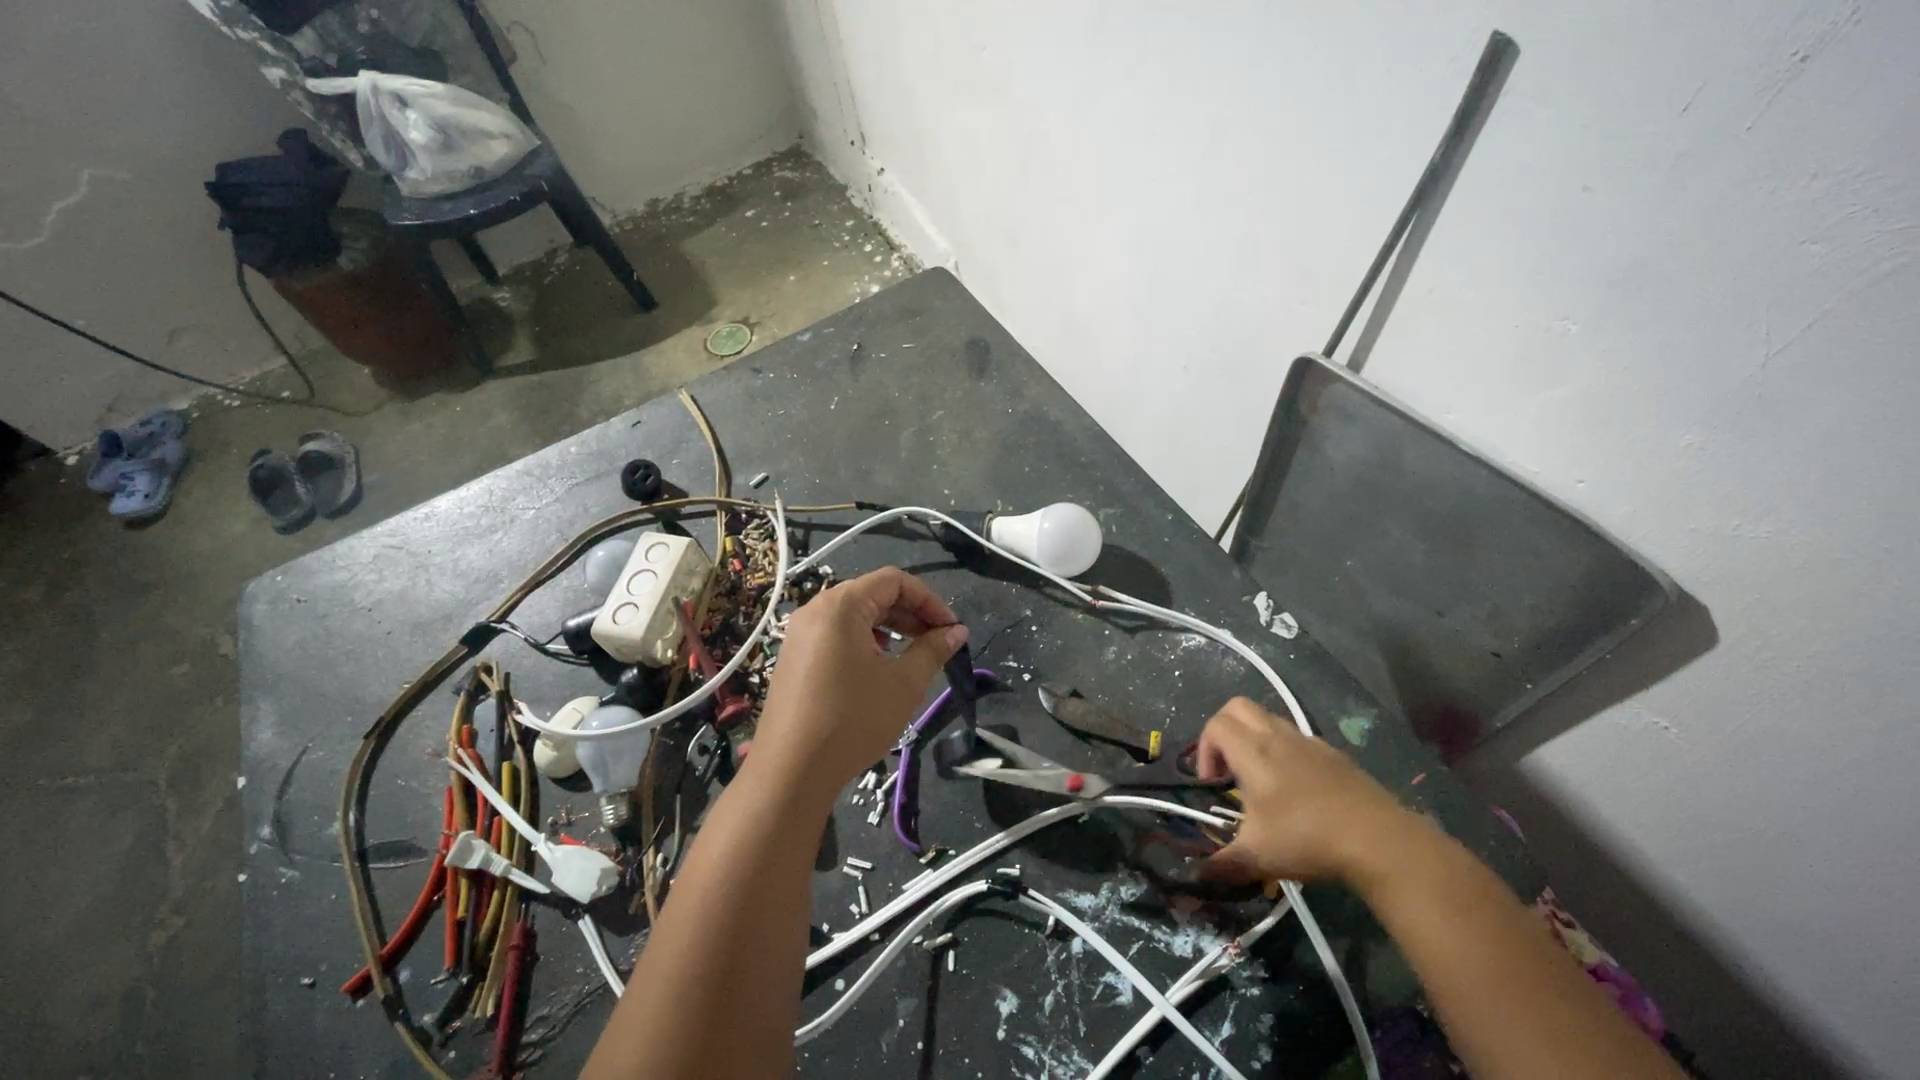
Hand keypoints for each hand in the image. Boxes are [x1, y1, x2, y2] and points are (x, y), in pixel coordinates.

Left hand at [753, 567, 967, 791]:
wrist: (792, 770)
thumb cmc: (854, 720)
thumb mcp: (903, 683)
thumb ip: (932, 650)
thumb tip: (957, 632)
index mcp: (841, 606)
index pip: (893, 580)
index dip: (929, 600)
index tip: (951, 629)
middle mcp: (815, 610)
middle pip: (872, 594)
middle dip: (910, 614)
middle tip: (937, 642)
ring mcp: (799, 634)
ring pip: (853, 615)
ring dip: (888, 628)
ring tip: (912, 655)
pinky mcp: (793, 658)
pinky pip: (835, 634)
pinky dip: (863, 641)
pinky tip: (878, 669)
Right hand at [1195, 698, 1423, 887]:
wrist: (1378, 840)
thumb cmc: (1307, 839)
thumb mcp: (1257, 857)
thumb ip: (1222, 864)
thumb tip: (1198, 876)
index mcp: (1254, 753)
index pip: (1215, 725)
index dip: (1204, 750)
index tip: (1213, 784)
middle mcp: (1279, 737)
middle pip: (1238, 707)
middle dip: (1223, 732)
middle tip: (1228, 770)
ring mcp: (1310, 742)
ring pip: (1270, 719)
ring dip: (1254, 739)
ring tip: (1261, 781)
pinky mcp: (1335, 754)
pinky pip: (1299, 738)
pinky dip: (1285, 752)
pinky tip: (1297, 790)